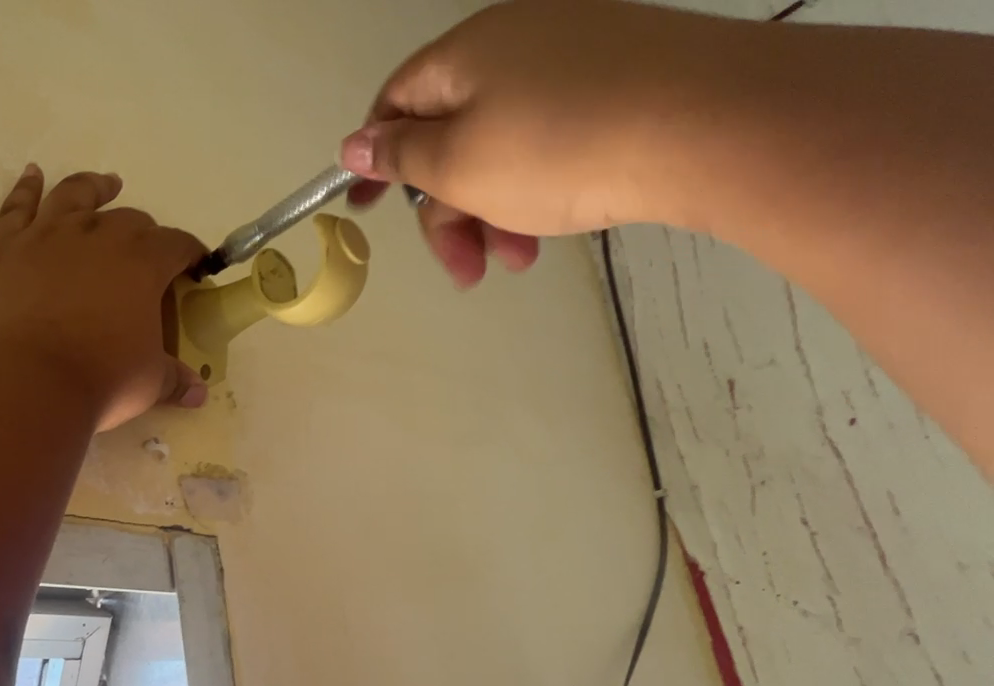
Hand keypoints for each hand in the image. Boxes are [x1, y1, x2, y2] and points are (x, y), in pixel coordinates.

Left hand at [0, 165, 209, 431]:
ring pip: (75, 195)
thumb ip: (173, 379)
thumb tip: (198, 393)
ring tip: (105, 184)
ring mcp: (47, 235)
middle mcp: (98, 235)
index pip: (176, 246)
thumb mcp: (145, 384)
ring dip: (94, 187)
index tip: (194, 267)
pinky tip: (32, 175)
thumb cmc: (96, 382)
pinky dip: (25, 188)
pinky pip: (16, 207)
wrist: (21, 382)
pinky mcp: (5, 248)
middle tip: (144, 252)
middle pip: (129, 221)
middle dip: (144, 233)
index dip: (189, 255)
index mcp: (142, 262)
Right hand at [340, 0, 745, 286]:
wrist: (713, 123)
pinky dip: (538, 186)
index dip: (377, 158)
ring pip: (504, 143)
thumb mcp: (455, 162)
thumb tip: (353, 144)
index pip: (396, 102)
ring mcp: (579, 54)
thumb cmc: (556, 147)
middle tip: (462, 265)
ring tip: (513, 262)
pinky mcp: (624, 76)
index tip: (367, 208)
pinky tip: (551, 226)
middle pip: (452, 132)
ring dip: (493, 211)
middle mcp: (519, 40)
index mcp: (467, 52)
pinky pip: (553, 136)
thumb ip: (398, 155)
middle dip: (447, 209)